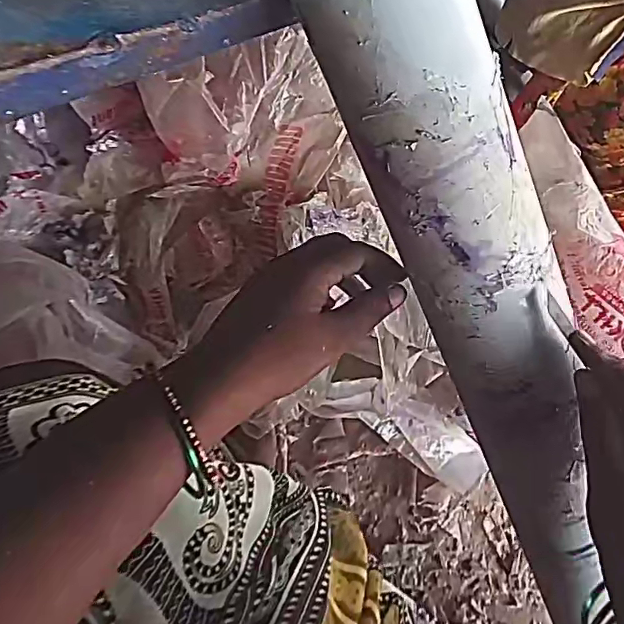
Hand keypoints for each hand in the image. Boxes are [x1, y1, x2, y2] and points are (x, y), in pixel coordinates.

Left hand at [172, 234, 406, 439]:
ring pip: (315, 260)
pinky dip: (321, 284)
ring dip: (342, 274)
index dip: (383, 265)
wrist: (221, 376)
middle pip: (334, 248)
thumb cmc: (280, 358)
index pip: (355, 251)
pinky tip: (326, 313)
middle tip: (383, 289)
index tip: (402, 284)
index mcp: (309, 267)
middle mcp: (289, 261)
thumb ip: (367, 310)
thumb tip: (396, 291)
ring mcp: (270, 274)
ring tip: (360, 304)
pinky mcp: (259, 289)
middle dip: (363, 264)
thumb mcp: (332, 338)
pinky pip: (299, 274)